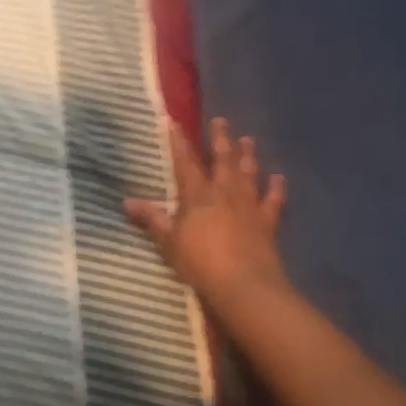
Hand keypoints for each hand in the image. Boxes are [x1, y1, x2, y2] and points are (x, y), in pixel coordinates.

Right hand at [124, 117, 288, 307]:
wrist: (245, 286)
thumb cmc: (201, 262)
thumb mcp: (168, 241)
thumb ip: (150, 219)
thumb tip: (126, 200)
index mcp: (197, 195)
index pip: (185, 162)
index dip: (179, 143)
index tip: (173, 122)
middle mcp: (224, 193)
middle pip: (222, 161)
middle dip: (220, 139)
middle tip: (221, 120)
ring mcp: (248, 207)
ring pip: (248, 174)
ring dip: (247, 156)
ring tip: (248, 139)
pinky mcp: (266, 223)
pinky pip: (273, 201)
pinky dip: (276, 189)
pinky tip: (279, 177)